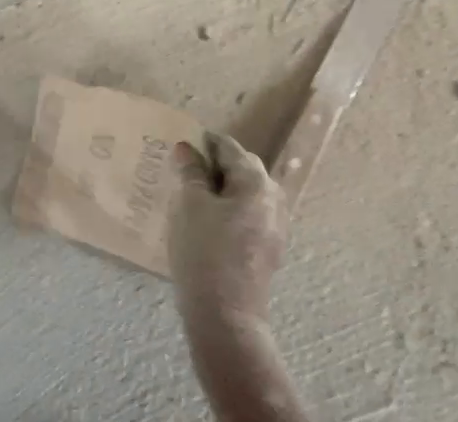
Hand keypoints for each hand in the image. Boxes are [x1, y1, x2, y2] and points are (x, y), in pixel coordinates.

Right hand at [170, 133, 288, 324]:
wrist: (225, 314)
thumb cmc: (204, 250)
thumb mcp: (190, 204)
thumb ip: (191, 172)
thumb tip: (188, 148)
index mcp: (256, 182)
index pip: (229, 148)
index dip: (204, 143)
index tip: (182, 144)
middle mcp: (274, 199)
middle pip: (244, 168)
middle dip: (217, 165)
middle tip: (185, 170)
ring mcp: (276, 226)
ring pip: (247, 194)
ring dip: (224, 189)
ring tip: (194, 196)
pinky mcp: (269, 248)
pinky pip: (249, 215)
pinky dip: (231, 209)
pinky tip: (209, 221)